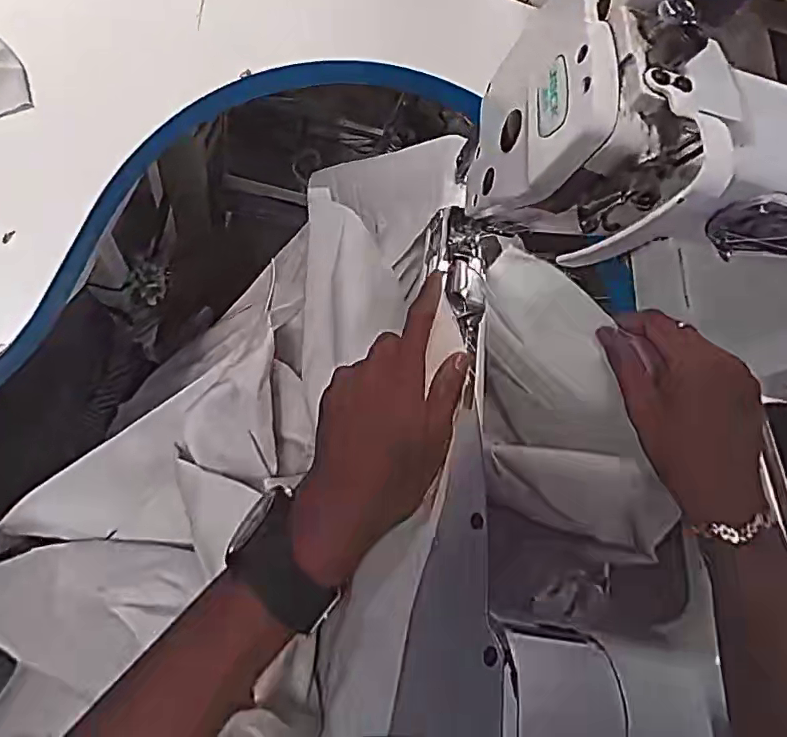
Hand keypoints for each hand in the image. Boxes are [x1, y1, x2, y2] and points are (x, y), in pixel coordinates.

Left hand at [292, 274, 469, 587]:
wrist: (341, 505)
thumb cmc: (392, 476)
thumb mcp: (434, 436)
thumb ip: (446, 390)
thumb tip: (456, 360)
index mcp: (402, 374)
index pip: (417, 323)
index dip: (428, 298)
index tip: (435, 280)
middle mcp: (371, 371)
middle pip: (393, 344)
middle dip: (408, 357)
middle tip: (420, 393)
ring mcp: (347, 384)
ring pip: (373, 364)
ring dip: (386, 378)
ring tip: (393, 419)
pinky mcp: (330, 398)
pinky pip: (354, 380)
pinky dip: (365, 391)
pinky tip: (372, 424)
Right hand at [598, 311, 765, 527]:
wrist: (725, 498)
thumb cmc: (688, 462)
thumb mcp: (643, 408)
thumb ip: (625, 364)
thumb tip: (613, 338)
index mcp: (695, 362)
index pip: (658, 322)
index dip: (632, 322)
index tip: (618, 329)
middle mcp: (723, 361)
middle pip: (679, 331)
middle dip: (652, 338)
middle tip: (630, 355)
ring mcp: (739, 374)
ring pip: (698, 345)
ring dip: (675, 353)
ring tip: (657, 381)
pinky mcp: (747, 388)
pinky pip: (717, 362)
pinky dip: (697, 368)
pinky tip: (683, 392)